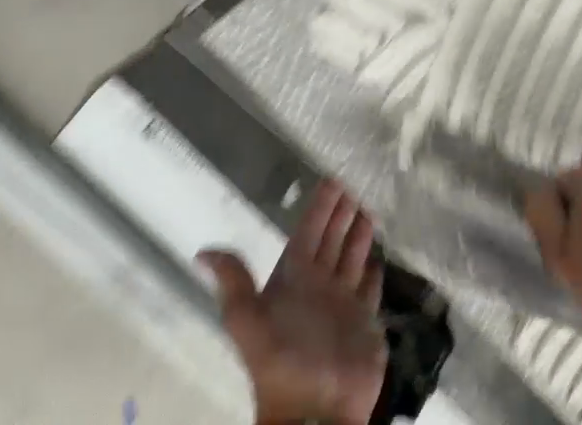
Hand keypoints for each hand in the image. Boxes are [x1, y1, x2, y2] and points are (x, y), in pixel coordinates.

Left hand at [199, 181, 386, 424]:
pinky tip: (378, 256)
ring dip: (359, 235)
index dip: (319, 209)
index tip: (334, 181)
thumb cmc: (284, 366)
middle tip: (356, 183)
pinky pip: (369, 288)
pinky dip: (373, 271)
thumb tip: (203, 252)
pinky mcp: (364, 322)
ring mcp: (341, 304)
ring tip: (371, 208)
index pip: (307, 235)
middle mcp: (316, 287)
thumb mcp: (250, 325)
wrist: (315, 414)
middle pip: (330, 241)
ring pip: (351, 259)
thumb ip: (234, 287)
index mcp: (292, 282)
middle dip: (341, 213)